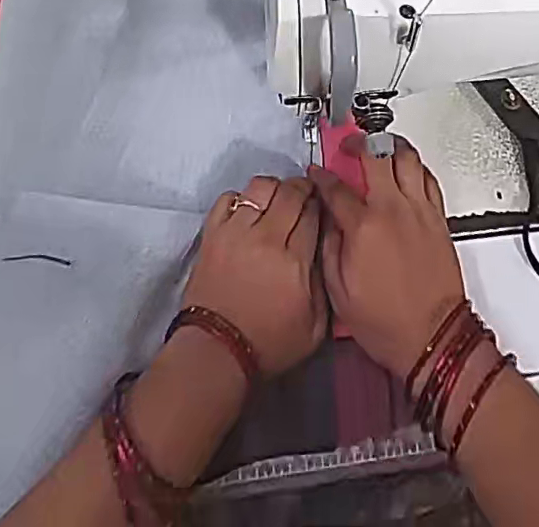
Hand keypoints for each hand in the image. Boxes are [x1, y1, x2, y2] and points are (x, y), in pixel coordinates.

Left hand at [181, 175, 326, 374]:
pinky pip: (228, 198)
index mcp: (295, 260)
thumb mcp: (316, 327)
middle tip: (304, 193)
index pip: (313, 212)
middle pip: (289, 193)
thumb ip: (325, 283)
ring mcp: (235, 232)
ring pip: (260, 187)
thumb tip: (326, 249)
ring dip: (273, 188)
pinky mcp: (212, 233)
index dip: (320, 203)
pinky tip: (247, 210)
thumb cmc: (269, 343)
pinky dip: (241, 198)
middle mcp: (266, 237)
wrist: (217, 351)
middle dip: (302, 188)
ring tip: (276, 199)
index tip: (321, 204)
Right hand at [309, 139, 465, 378]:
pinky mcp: (438, 219)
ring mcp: (419, 212)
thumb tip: (327, 221)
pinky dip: (416, 167)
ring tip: (380, 145)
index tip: (317, 174)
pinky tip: (407, 169)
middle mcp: (393, 211)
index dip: (322, 176)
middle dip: (358, 142)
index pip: (336, 187)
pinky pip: (429, 178)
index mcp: (363, 227)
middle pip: (376, 155)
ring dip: (390, 145)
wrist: (432, 338)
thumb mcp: (338, 290)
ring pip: (407, 158)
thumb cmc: (387, 322)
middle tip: (349, 144)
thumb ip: (329, 247)